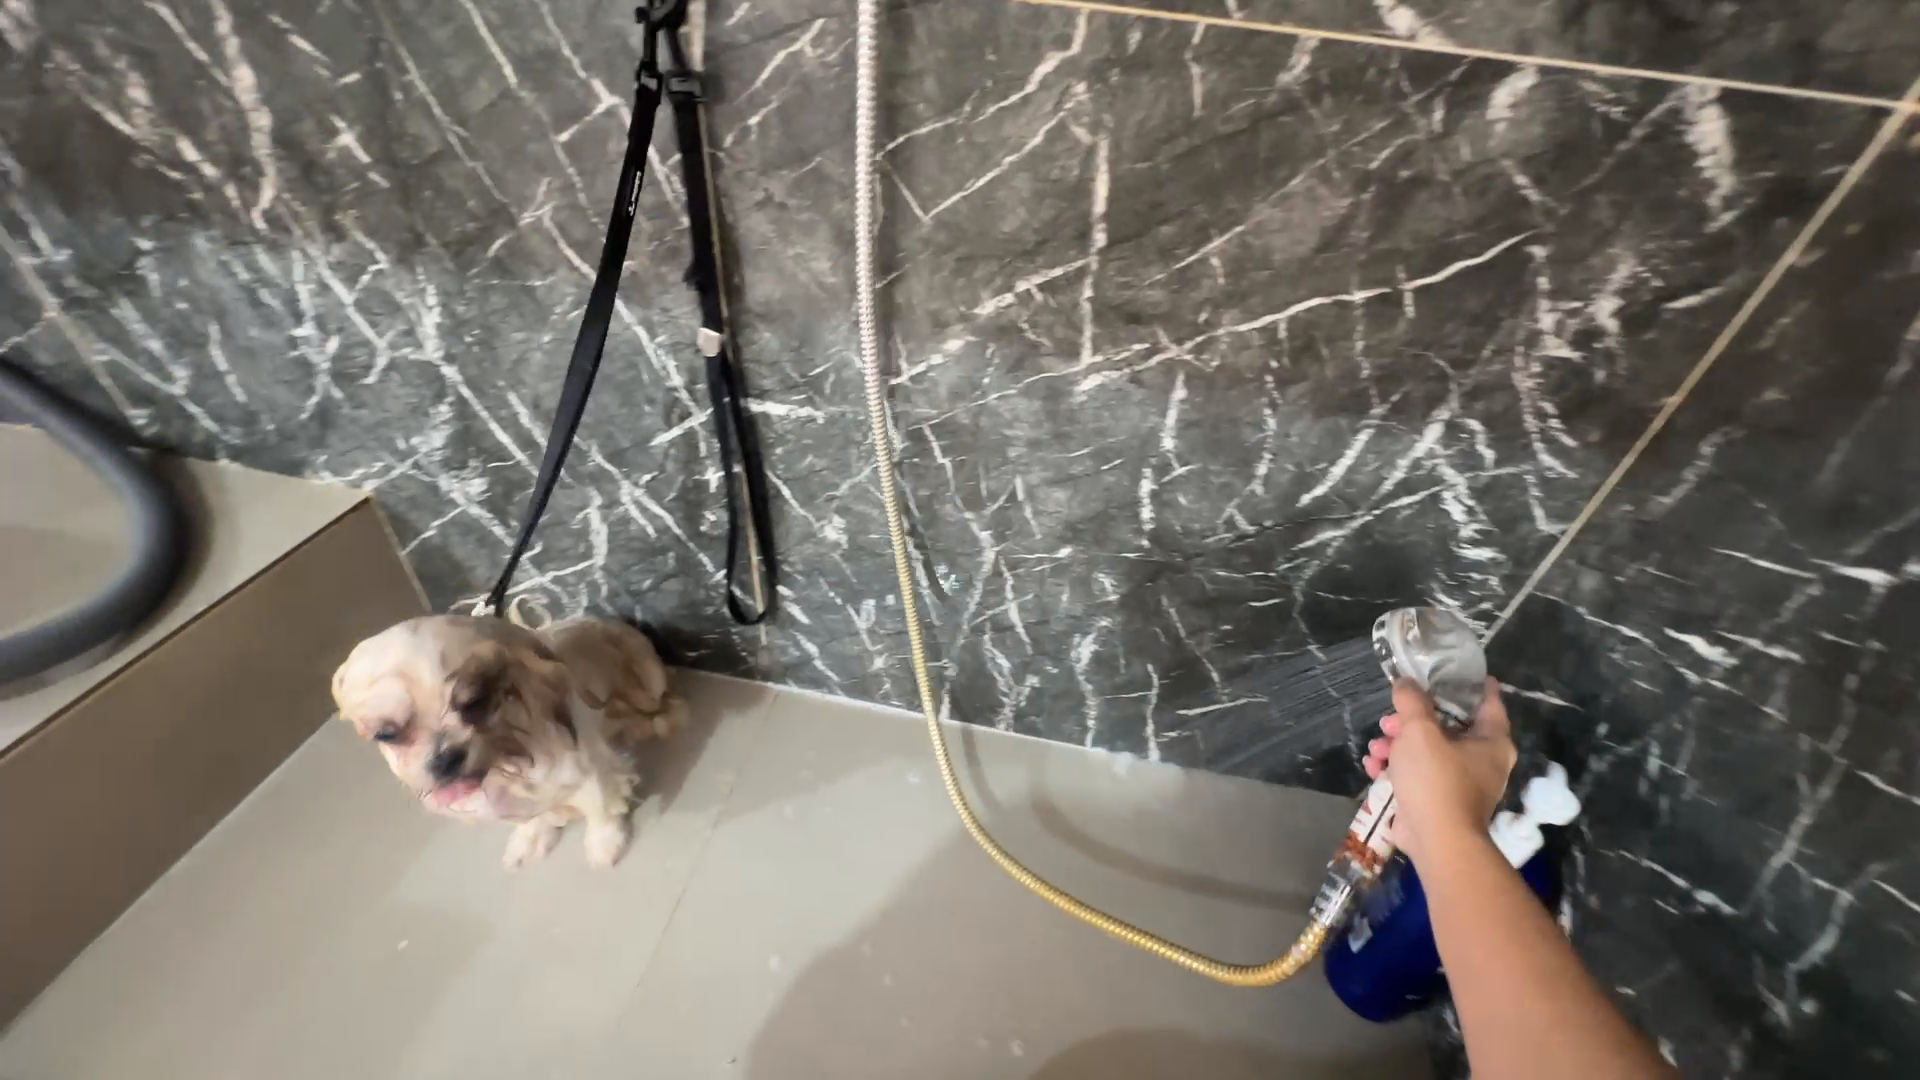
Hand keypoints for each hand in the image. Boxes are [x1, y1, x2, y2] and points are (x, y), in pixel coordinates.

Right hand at [1363, 676, 1515, 864]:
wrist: (1436, 839)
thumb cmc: (1436, 778)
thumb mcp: (1419, 730)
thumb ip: (1411, 701)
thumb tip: (1406, 682)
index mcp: (1491, 742)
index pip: (1489, 702)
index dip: (1472, 684)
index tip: (1452, 671)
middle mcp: (1481, 761)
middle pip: (1445, 726)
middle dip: (1410, 721)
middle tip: (1390, 720)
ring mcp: (1460, 782)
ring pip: (1425, 750)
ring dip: (1396, 745)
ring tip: (1377, 748)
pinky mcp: (1438, 799)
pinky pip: (1416, 773)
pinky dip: (1395, 768)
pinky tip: (1375, 768)